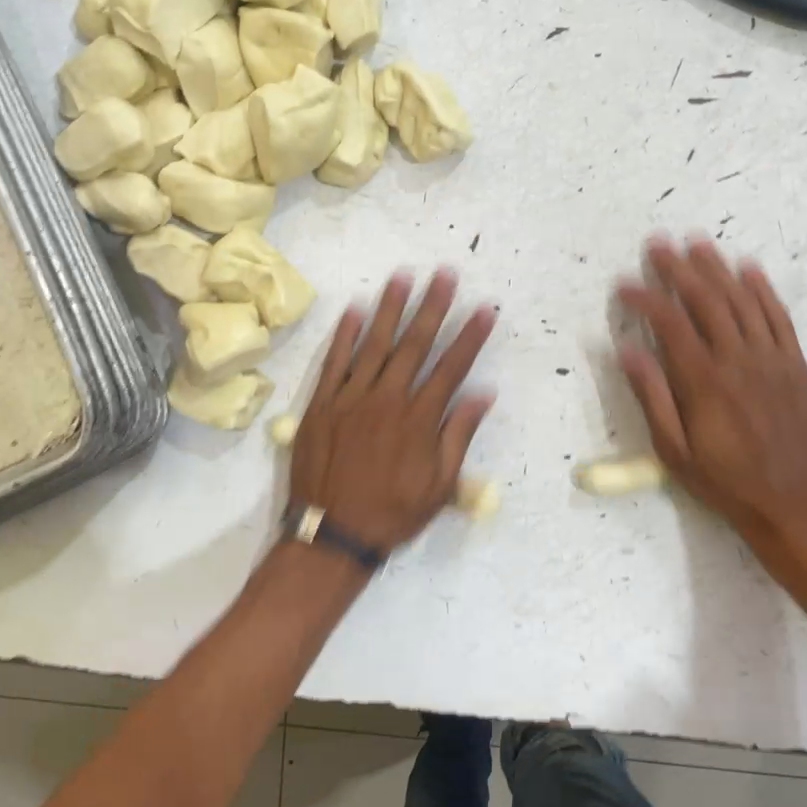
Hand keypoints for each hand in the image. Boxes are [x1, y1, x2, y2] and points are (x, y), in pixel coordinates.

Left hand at [290, 270, 496, 550]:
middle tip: (445, 274)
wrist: (333, 532)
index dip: (470, 336)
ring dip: (391, 309)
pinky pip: (334, 362)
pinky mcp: (321, 404)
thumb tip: (481, 396)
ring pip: (374, 344)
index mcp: (419, 419)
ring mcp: (350, 398)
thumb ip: (458, 436)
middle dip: (433, 307)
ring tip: (403, 277)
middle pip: (415, 345)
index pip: (452, 367)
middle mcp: (387, 399)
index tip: (485, 309)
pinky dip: (344, 335)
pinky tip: (355, 310)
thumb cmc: (393, 513)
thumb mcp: (439, 485)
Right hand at [617, 232, 806, 548]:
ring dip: (718, 269)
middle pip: (707, 301)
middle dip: (680, 269)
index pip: (670, 324)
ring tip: (697, 243)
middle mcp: (739, 360)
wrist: (789, 499)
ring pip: (743, 301)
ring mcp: (772, 358)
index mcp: (704, 382)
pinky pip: (779, 317)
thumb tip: (627, 351)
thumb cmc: (722, 479)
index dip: (646, 298)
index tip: (624, 284)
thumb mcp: (673, 450)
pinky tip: (749, 269)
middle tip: (659, 244)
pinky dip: (763, 290)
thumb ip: (652, 397)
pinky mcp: (795, 364)